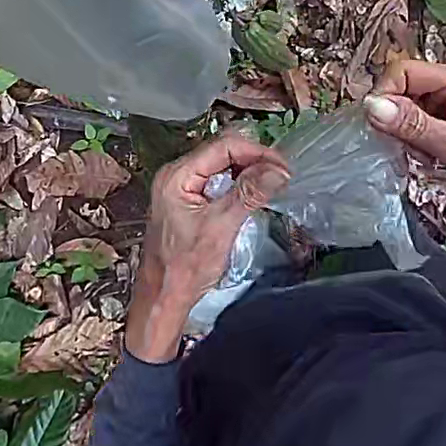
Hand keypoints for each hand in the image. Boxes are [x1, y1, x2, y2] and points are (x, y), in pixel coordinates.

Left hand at [126, 133, 289, 362]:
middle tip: (281, 176)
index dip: (257, 153)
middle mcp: (176, 175)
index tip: (282, 168)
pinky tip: (253, 194)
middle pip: (222, 152)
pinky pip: (216, 181)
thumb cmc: (185, 268)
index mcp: (177, 176)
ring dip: (248, 171)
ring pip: (221, 166)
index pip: (223, 147)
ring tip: (272, 183)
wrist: (163, 298)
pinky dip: (238, 184)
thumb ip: (248, 194)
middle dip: (255, 160)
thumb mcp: (221, 227)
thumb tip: (277, 171)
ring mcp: (180, 187)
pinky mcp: (187, 200)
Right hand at [363, 60, 445, 223]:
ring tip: (426, 159)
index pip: (405, 71)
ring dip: (410, 133)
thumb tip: (370, 106)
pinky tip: (432, 160)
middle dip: (398, 118)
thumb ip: (415, 127)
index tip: (376, 128)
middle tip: (406, 150)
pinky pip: (428, 122)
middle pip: (408, 88)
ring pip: (415, 107)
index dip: (384, 95)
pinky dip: (422, 141)